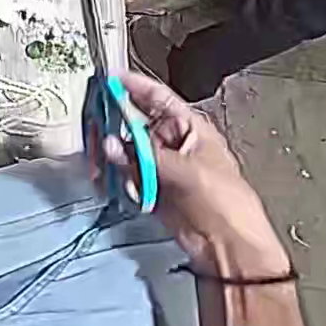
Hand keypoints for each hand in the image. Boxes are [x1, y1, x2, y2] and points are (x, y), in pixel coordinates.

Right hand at [108, 72, 291, 278]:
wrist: (228, 247)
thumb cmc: (224, 202)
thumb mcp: (185, 170)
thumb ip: (144, 155)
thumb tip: (111, 143)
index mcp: (188, 127)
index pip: (156, 97)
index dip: (132, 85)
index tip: (108, 78)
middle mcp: (171, 142)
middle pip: (133, 123)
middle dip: (113, 126)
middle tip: (96, 130)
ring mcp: (160, 165)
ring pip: (125, 151)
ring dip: (114, 158)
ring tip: (108, 166)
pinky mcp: (151, 188)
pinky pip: (126, 175)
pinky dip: (120, 180)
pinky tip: (124, 187)